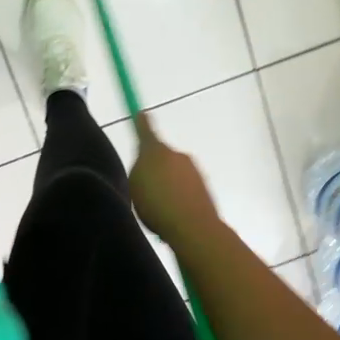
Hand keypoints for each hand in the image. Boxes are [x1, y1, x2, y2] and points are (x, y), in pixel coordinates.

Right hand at [127, 115, 219, 241]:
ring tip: (158, 211)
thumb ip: (138, 171)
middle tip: (145, 192)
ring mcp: (194, 170)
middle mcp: (177, 155)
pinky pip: (185, 189)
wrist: (193, 227)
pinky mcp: (205, 187)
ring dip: (168, 187)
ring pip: (175, 175)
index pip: (146, 131)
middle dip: (155, 170)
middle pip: (162, 157)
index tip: (142, 112)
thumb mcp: (135, 186)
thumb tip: (145, 165)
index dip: (143, 122)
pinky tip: (171, 217)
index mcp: (155, 151)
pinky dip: (179, 199)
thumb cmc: (157, 204)